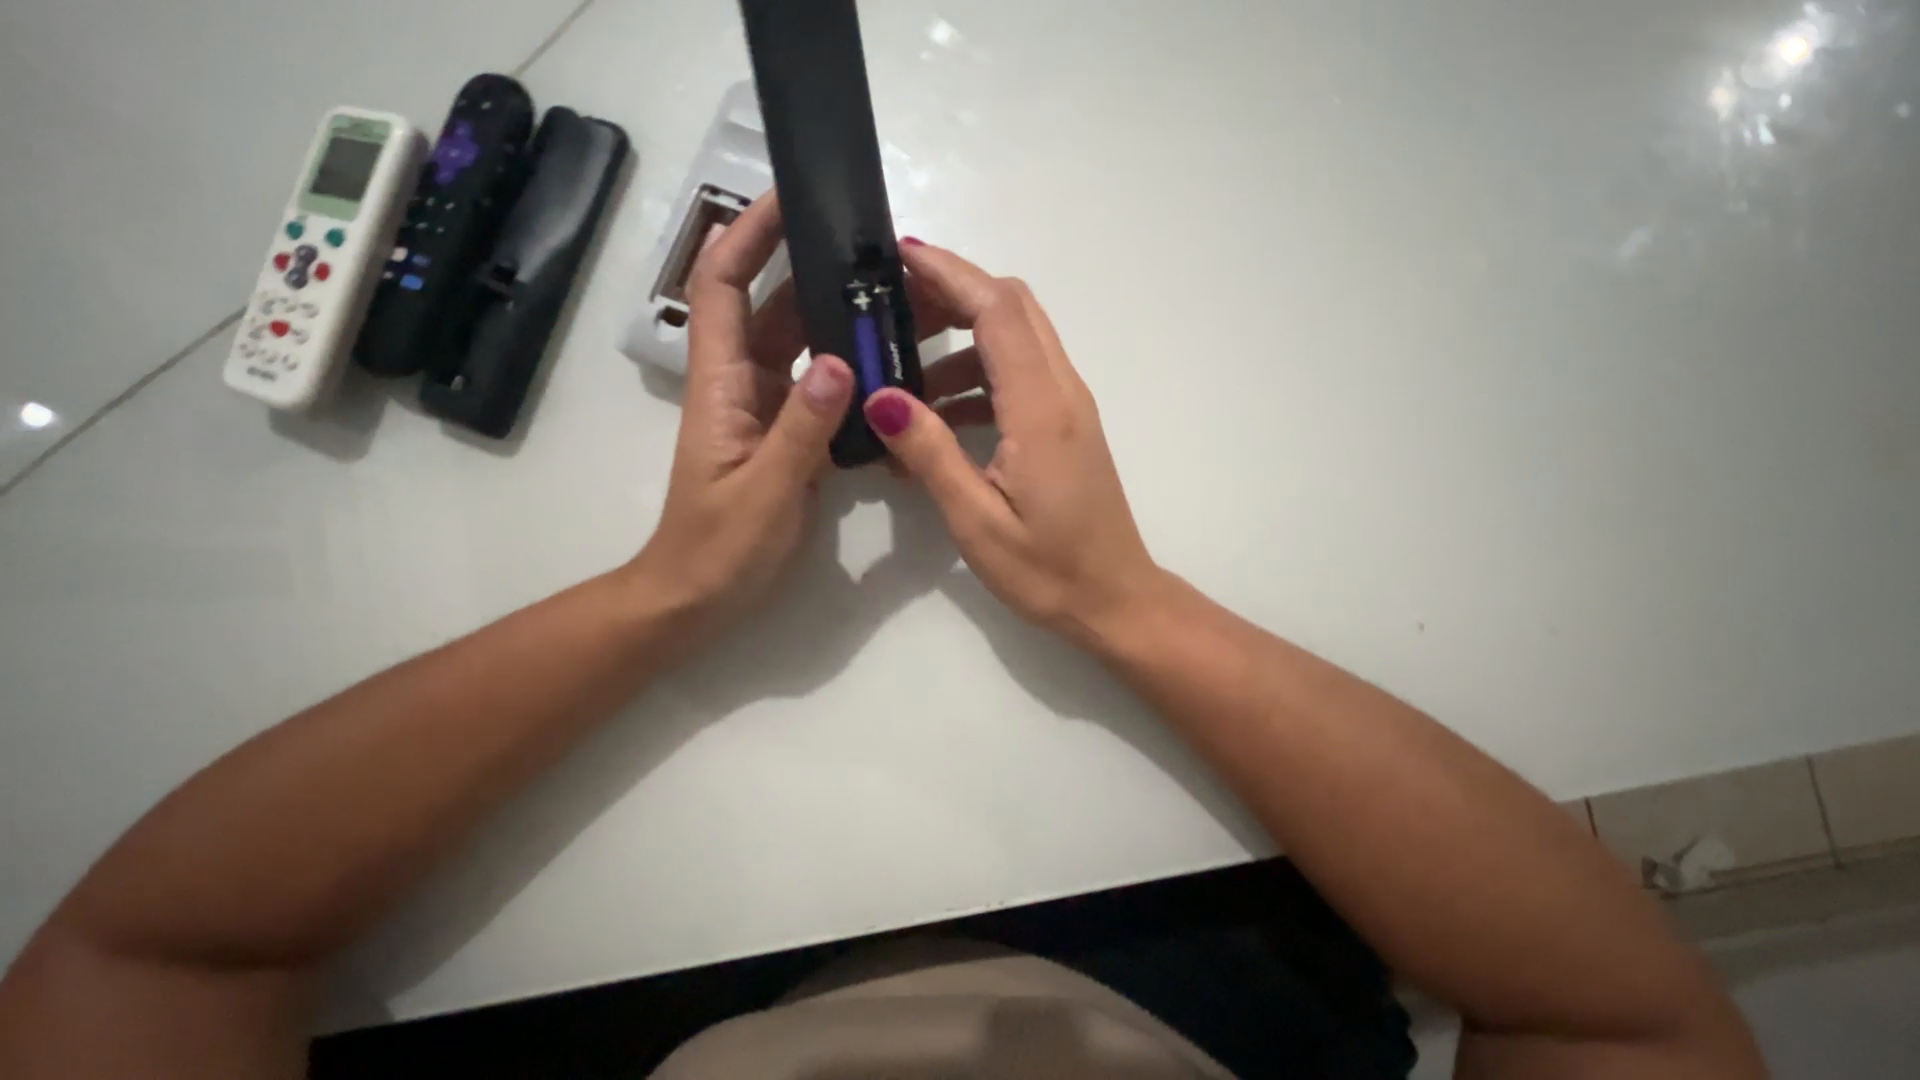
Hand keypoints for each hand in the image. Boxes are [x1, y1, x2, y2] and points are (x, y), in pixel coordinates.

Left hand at [629, 194, 853, 625]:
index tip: (789, 196)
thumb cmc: (717, 548)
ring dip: (840, 315)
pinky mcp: (788, 435)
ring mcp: (766, 408)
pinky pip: (821, 385)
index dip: (748, 235)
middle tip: (876, 247)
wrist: (695, 598)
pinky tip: (892, 360)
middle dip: (814, 268)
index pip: (721, 286)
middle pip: (772, 305)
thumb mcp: (764, 491)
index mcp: (721, 385)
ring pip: (802, 343)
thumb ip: (802, 429)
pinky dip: (851, 365)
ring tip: (896, 294)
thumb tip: (843, 361)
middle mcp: (742, 383)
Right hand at [863, 241, 1162, 642]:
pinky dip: (976, 377)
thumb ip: (929, 452)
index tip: (898, 255)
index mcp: (1040, 408)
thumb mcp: (976, 520)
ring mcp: (1068, 407)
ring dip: (959, 339)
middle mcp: (1061, 391)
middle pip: (1011, 307)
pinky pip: (1018, 376)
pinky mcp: (1065, 426)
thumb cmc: (1048, 569)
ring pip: (1015, 338)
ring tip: (897, 371)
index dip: (949, 273)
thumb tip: (879, 396)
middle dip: (951, 292)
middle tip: (888, 308)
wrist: (1114, 600)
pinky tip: (934, 417)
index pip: (996, 310)